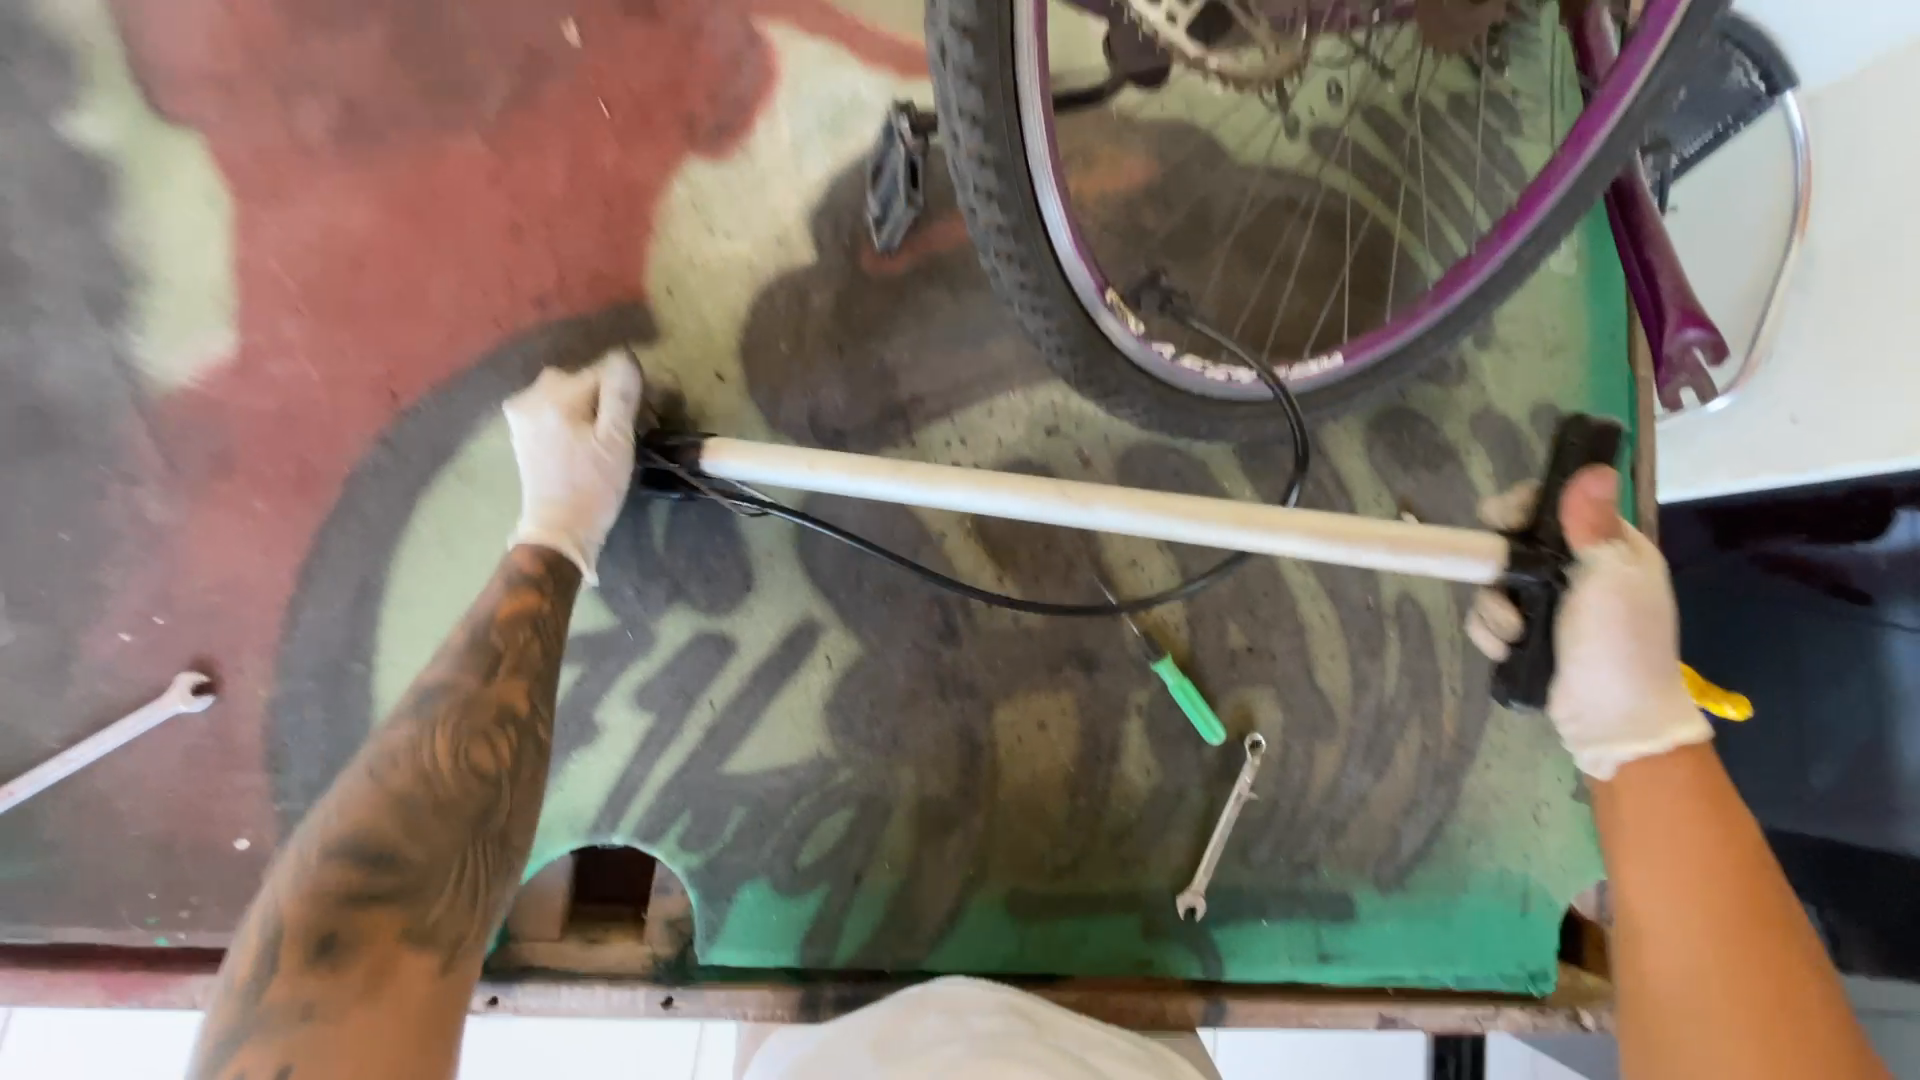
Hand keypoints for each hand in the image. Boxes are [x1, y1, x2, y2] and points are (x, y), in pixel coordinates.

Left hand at [503, 350, 644, 583]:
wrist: (559, 530)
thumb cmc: (595, 487)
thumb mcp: (617, 440)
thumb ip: (621, 393)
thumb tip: (626, 356)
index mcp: (555, 396)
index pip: (604, 370)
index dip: (629, 391)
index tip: (646, 417)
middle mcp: (530, 395)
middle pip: (584, 379)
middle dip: (609, 396)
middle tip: (629, 428)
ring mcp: (520, 412)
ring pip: (569, 391)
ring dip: (592, 406)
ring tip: (606, 437)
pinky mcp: (520, 428)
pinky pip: (554, 406)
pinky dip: (573, 415)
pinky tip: (583, 441)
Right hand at [1466, 466, 1710, 779]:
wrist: (1609, 718)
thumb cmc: (1619, 643)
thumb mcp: (1611, 578)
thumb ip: (1590, 526)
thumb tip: (1592, 469)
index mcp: (1607, 548)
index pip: (1554, 504)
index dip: (1521, 506)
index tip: (1501, 520)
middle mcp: (1574, 569)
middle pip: (1511, 542)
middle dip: (1498, 565)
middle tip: (1500, 578)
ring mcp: (1545, 603)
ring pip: (1491, 583)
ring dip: (1494, 610)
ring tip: (1516, 633)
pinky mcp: (1523, 633)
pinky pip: (1485, 618)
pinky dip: (1490, 634)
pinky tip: (1510, 649)